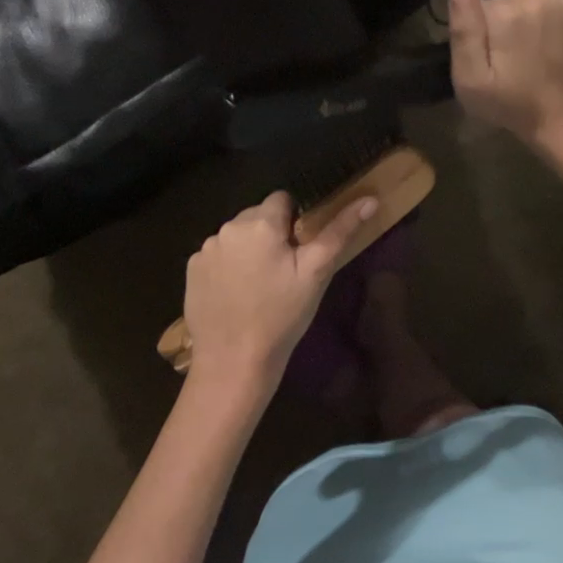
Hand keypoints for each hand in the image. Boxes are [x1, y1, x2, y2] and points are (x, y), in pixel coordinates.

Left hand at [183, 191, 377, 384]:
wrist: (234, 362)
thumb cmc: (282, 316)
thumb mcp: (317, 273)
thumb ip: (340, 231)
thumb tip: (370, 199)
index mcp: (260, 222)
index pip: (282, 200)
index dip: (294, 223)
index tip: (298, 252)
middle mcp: (228, 226)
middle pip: (257, 217)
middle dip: (271, 235)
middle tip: (282, 273)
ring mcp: (206, 248)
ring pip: (236, 236)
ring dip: (248, 250)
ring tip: (258, 287)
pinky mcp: (192, 269)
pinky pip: (217, 256)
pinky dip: (227, 267)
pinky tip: (236, 296)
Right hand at [448, 0, 562, 147]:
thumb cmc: (510, 103)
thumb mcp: (471, 79)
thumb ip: (463, 33)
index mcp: (503, 13)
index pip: (474, 8)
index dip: (475, 34)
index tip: (484, 60)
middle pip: (500, 6)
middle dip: (498, 29)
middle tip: (505, 63)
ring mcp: (557, 3)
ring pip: (522, 6)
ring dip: (521, 26)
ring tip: (527, 57)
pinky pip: (545, 7)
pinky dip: (543, 23)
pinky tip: (546, 47)